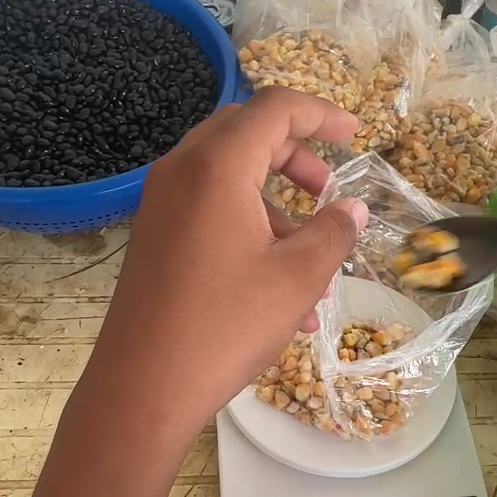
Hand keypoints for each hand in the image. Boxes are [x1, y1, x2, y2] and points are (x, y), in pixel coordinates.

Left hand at [87, 88, 368, 436]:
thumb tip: (353, 209)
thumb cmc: (224, 326)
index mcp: (217, 167)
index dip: (321, 114)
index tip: (354, 135)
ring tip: (314, 271)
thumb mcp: (296, 279)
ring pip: (230, 182)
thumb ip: (333, 233)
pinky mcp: (154, 239)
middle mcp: (181, 173)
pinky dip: (248, 233)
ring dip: (276, 211)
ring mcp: (161, 206)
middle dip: (296, 159)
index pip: (275, 108)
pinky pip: (209, 215)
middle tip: (327, 194)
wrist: (142, 387)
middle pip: (247, 136)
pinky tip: (279, 295)